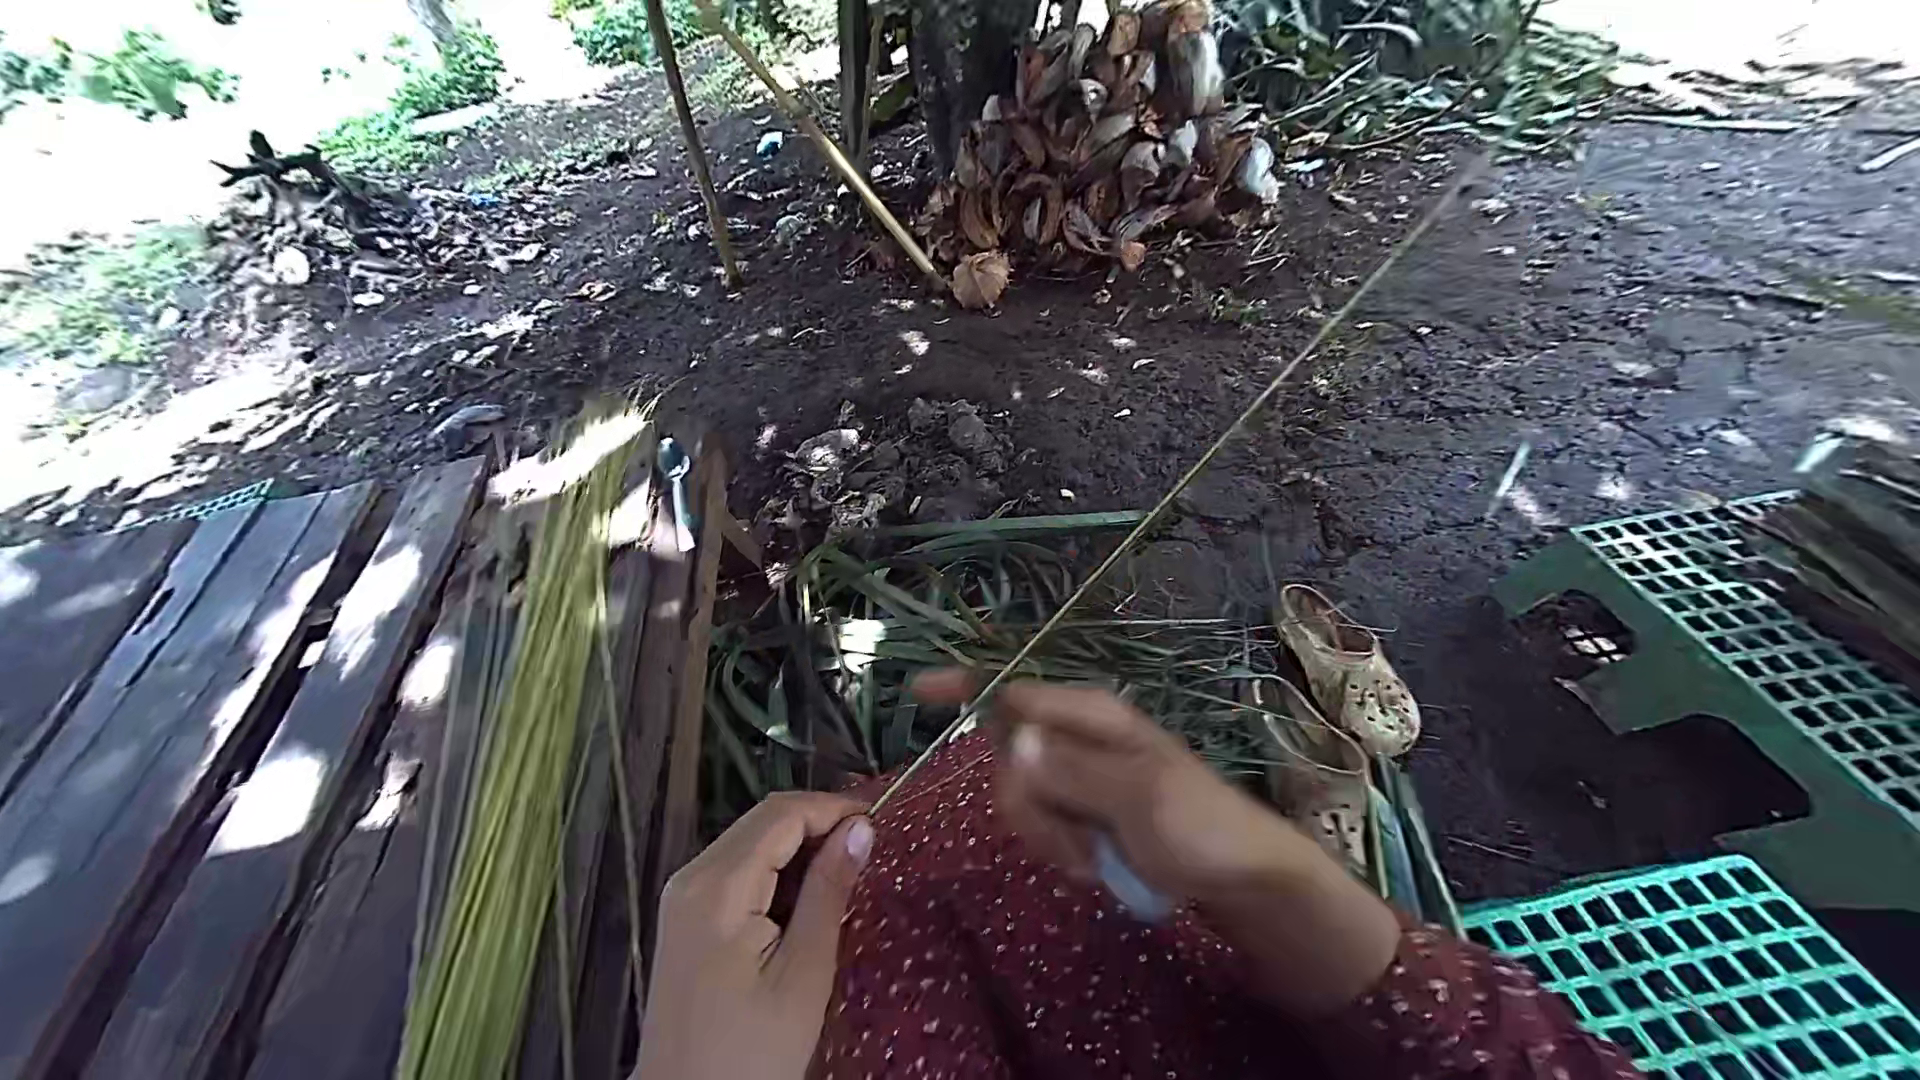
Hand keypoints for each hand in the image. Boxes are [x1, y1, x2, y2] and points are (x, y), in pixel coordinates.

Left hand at [636, 792, 872, 1079]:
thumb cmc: (751, 1053)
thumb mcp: (803, 972)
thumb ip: (828, 889)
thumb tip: (862, 827)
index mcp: (717, 887)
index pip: (781, 815)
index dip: (832, 807)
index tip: (877, 820)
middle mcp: (692, 875)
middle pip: (764, 818)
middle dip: (818, 819)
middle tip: (866, 842)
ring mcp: (684, 892)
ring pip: (752, 835)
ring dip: (800, 840)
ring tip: (843, 864)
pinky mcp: (686, 910)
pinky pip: (739, 862)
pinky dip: (777, 862)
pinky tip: (805, 889)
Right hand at [913, 670, 1400, 1015]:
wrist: (1235, 875)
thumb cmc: (1198, 822)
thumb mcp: (1141, 795)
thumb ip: (1073, 768)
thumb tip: (1011, 740)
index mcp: (1089, 713)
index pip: (1012, 688)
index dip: (964, 685)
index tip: (919, 691)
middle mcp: (1072, 734)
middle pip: (1005, 755)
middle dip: (1028, 804)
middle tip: (1073, 838)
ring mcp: (1072, 772)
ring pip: (1017, 795)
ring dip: (1047, 833)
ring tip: (1095, 854)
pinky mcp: (1073, 807)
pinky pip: (1036, 822)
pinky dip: (1057, 848)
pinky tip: (1093, 860)